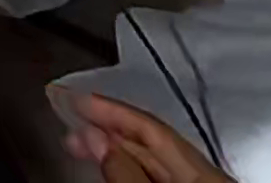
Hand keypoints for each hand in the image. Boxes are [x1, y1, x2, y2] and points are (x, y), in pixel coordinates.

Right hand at [62, 93, 233, 182]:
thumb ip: (127, 172)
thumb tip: (91, 132)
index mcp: (203, 167)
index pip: (149, 125)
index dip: (107, 107)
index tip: (69, 95)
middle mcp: (205, 170)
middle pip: (150, 141)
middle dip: (105, 128)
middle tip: (65, 121)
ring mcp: (201, 182)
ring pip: (152, 160)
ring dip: (113, 149)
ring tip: (77, 144)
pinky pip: (156, 176)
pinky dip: (131, 168)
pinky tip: (109, 166)